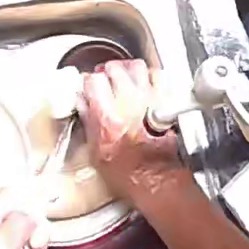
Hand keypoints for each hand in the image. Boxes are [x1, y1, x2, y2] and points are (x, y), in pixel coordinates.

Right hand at [83, 59, 189, 202]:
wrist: (158, 182)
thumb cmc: (129, 174)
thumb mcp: (96, 153)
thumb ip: (88, 121)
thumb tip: (82, 102)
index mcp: (108, 117)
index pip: (93, 81)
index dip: (89, 81)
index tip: (89, 86)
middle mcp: (129, 104)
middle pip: (114, 68)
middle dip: (107, 72)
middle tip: (105, 80)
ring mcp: (150, 100)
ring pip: (136, 66)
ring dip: (128, 69)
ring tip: (124, 78)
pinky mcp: (166, 101)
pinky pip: (157, 75)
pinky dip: (149, 75)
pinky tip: (144, 84)